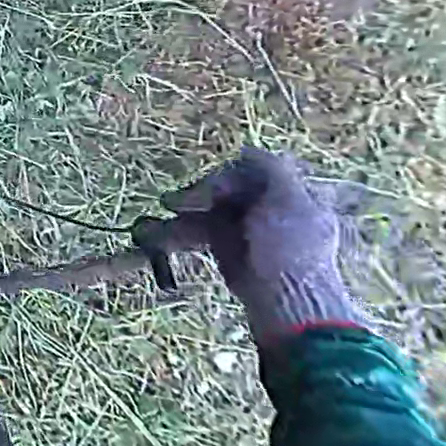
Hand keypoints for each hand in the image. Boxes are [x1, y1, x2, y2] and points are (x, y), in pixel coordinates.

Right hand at [164, 147, 363, 343]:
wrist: (283, 299)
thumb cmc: (289, 248)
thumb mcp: (289, 204)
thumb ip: (273, 172)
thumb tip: (249, 147)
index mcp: (290, 196)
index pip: (249, 172)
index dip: (225, 176)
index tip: (210, 188)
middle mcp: (266, 208)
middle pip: (222, 188)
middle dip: (197, 194)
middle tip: (174, 203)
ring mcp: (243, 227)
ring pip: (203, 208)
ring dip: (180, 212)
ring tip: (160, 219)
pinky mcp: (223, 244)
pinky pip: (195, 229)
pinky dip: (176, 230)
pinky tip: (155, 234)